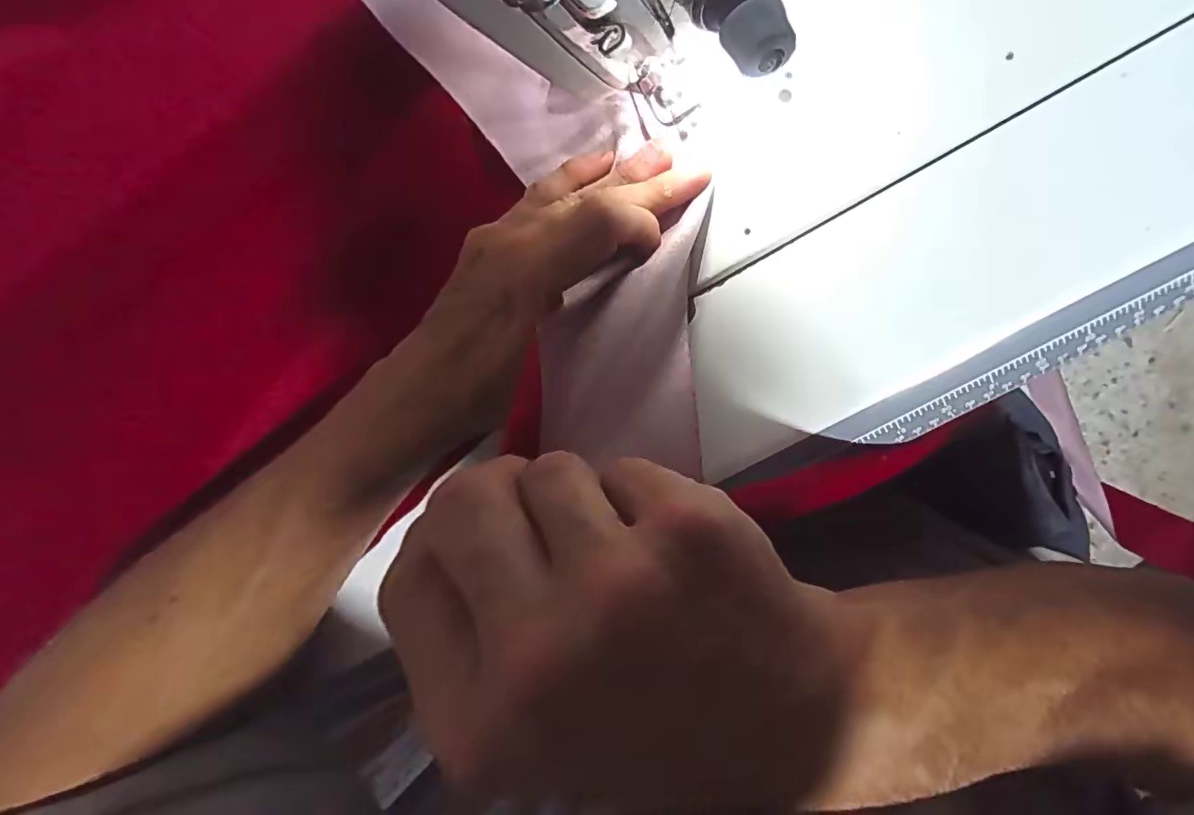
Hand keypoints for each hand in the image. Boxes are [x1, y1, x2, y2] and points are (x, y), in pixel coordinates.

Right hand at [380, 452, 863, 808]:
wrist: (786, 723)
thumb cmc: (645, 725)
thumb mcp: (525, 727)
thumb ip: (460, 636)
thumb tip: (438, 525)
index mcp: (479, 722)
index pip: (408, 575)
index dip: (445, 542)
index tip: (489, 540)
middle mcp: (538, 651)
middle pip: (465, 498)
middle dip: (503, 495)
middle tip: (548, 522)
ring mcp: (619, 580)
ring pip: (550, 468)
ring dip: (579, 496)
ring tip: (617, 543)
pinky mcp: (687, 527)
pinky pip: (623, 466)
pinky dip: (638, 494)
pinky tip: (668, 543)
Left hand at [396, 144, 707, 441]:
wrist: (414, 405)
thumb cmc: (472, 376)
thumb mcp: (522, 303)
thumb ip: (573, 248)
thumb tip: (629, 230)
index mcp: (521, 247)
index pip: (594, 211)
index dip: (638, 211)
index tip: (672, 224)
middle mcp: (509, 237)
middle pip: (581, 197)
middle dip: (633, 176)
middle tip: (674, 155)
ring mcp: (499, 250)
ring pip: (555, 200)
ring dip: (597, 177)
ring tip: (623, 157)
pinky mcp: (494, 268)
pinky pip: (537, 219)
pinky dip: (566, 200)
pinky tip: (573, 203)